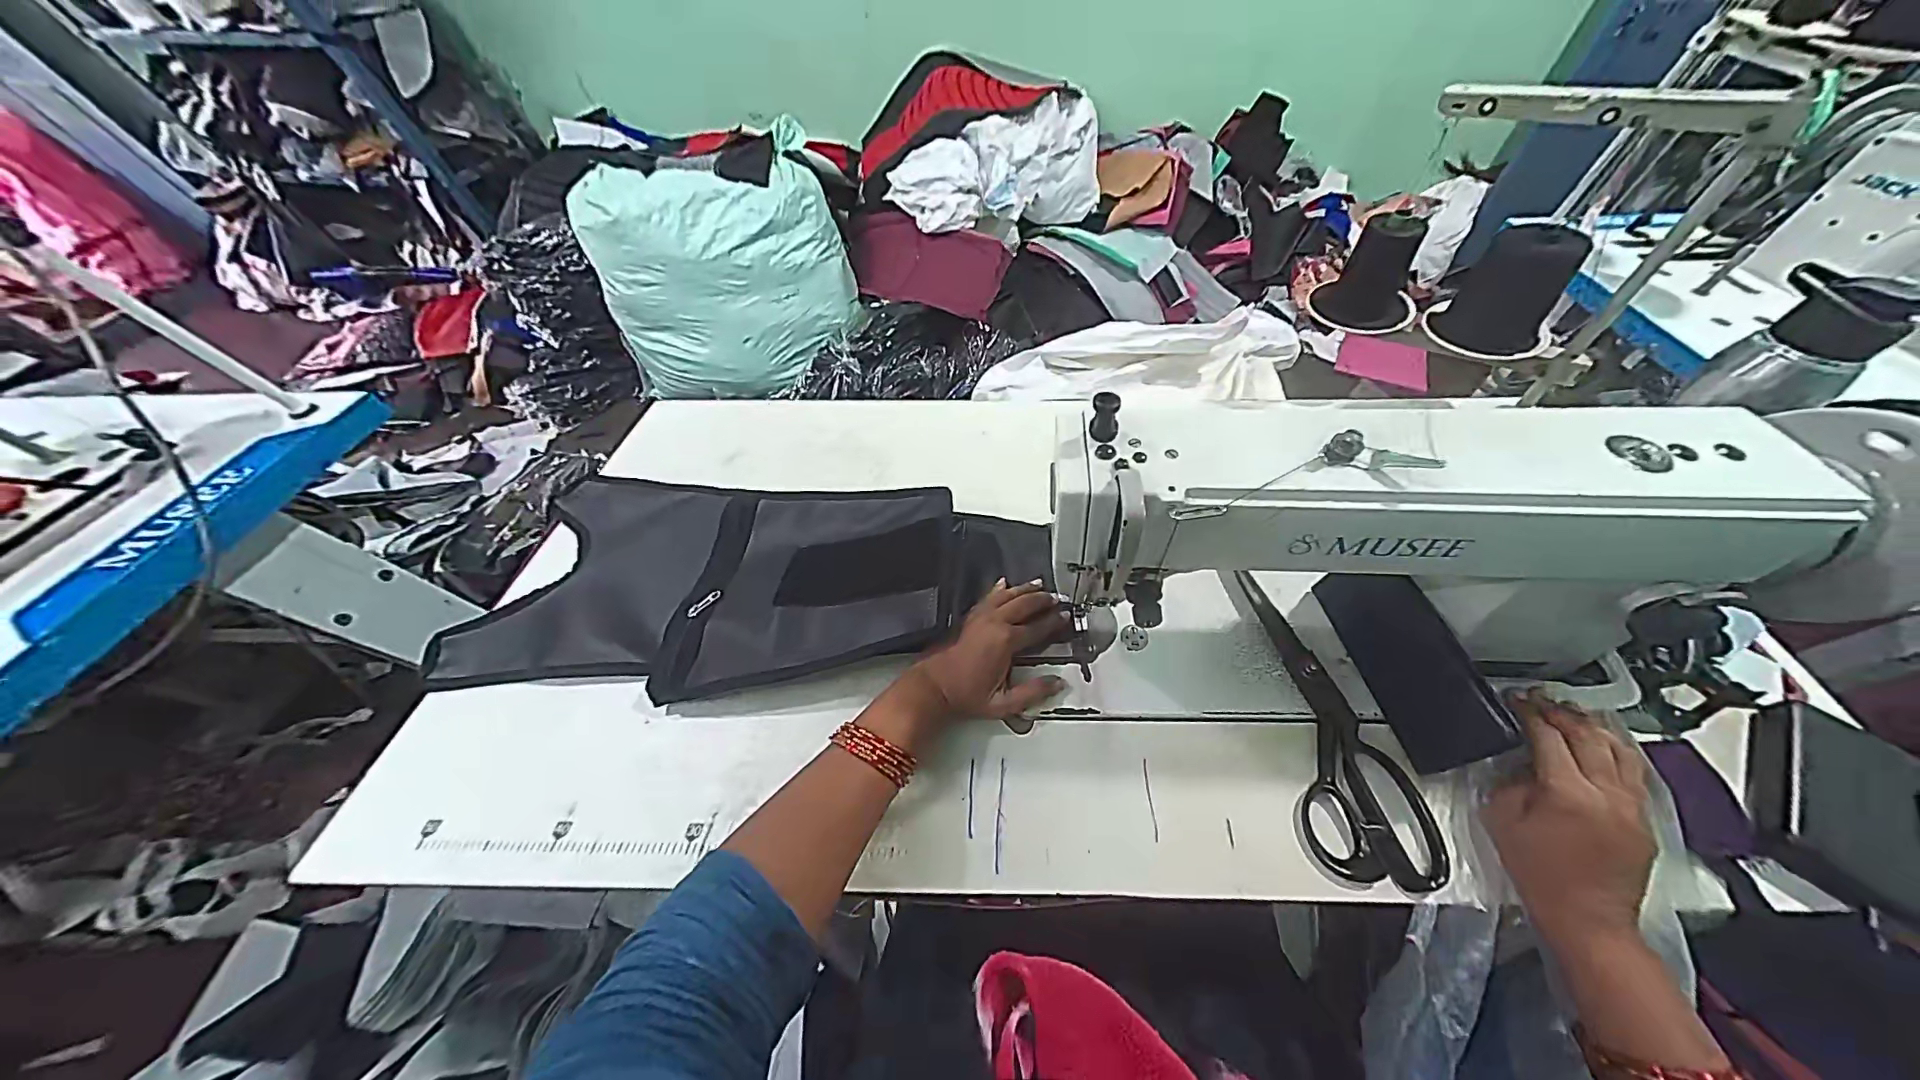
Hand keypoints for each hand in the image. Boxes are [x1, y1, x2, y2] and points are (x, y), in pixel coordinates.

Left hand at [893, 580, 1068, 730]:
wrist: (934, 687)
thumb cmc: (964, 694)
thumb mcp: (1004, 703)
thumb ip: (1033, 693)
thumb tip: (1056, 683)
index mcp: (1005, 642)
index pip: (1037, 628)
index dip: (1054, 621)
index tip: (1065, 617)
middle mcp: (994, 624)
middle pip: (1025, 604)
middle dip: (1044, 600)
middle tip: (1058, 599)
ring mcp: (980, 619)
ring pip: (1008, 595)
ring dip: (1025, 589)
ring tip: (1040, 585)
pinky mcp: (970, 619)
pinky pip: (988, 597)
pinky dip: (999, 589)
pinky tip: (1004, 583)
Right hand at [1483, 692, 1655, 950]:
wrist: (1586, 917)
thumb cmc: (1540, 874)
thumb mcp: (1502, 820)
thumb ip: (1511, 783)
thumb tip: (1520, 764)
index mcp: (1568, 793)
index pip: (1549, 737)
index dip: (1530, 714)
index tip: (1517, 702)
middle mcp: (1608, 796)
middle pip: (1587, 736)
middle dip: (1561, 713)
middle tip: (1540, 701)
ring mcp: (1632, 808)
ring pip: (1619, 750)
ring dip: (1593, 726)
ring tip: (1573, 714)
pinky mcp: (1644, 821)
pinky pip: (1634, 773)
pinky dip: (1616, 750)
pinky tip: (1603, 745)